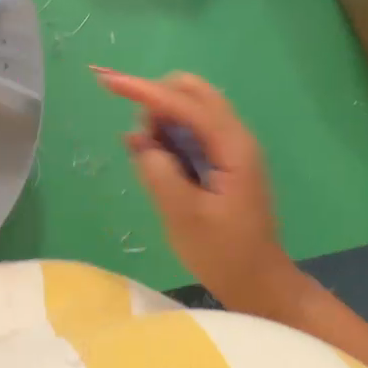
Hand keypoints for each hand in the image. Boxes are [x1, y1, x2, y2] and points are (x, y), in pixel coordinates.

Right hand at [92, 67, 306, 316]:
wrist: (260, 286)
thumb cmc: (225, 254)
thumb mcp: (184, 217)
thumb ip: (159, 173)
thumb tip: (139, 141)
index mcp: (232, 147)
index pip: (183, 103)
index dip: (143, 90)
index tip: (107, 81)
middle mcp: (234, 136)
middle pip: (190, 91)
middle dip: (156, 100)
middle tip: (140, 138)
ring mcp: (230, 145)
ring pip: (188, 106)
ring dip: (161, 120)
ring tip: (151, 160)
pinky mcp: (222, 157)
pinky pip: (190, 128)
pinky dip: (168, 134)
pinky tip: (155, 159)